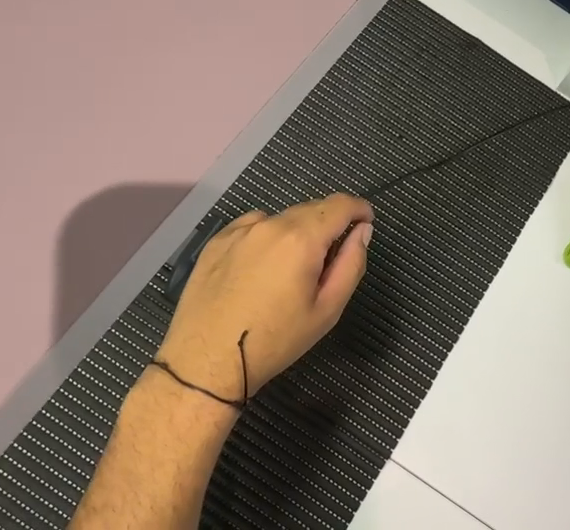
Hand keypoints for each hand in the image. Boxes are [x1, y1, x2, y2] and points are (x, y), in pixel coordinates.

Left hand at [155, 193, 373, 405]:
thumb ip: (352, 264)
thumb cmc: (274, 341)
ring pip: (283, 218)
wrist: (204, 364)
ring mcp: (240, 230)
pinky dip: (267, 237)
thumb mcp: (327, 310)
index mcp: (302, 238)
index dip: (359, 208)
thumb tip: (362, 231)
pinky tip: (259, 268)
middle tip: (328, 260)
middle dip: (329, 225)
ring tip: (290, 270)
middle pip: (313, 208)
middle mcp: (271, 224)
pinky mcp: (217, 241)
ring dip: (297, 232)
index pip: (341, 204)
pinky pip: (254, 227)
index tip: (365, 222)